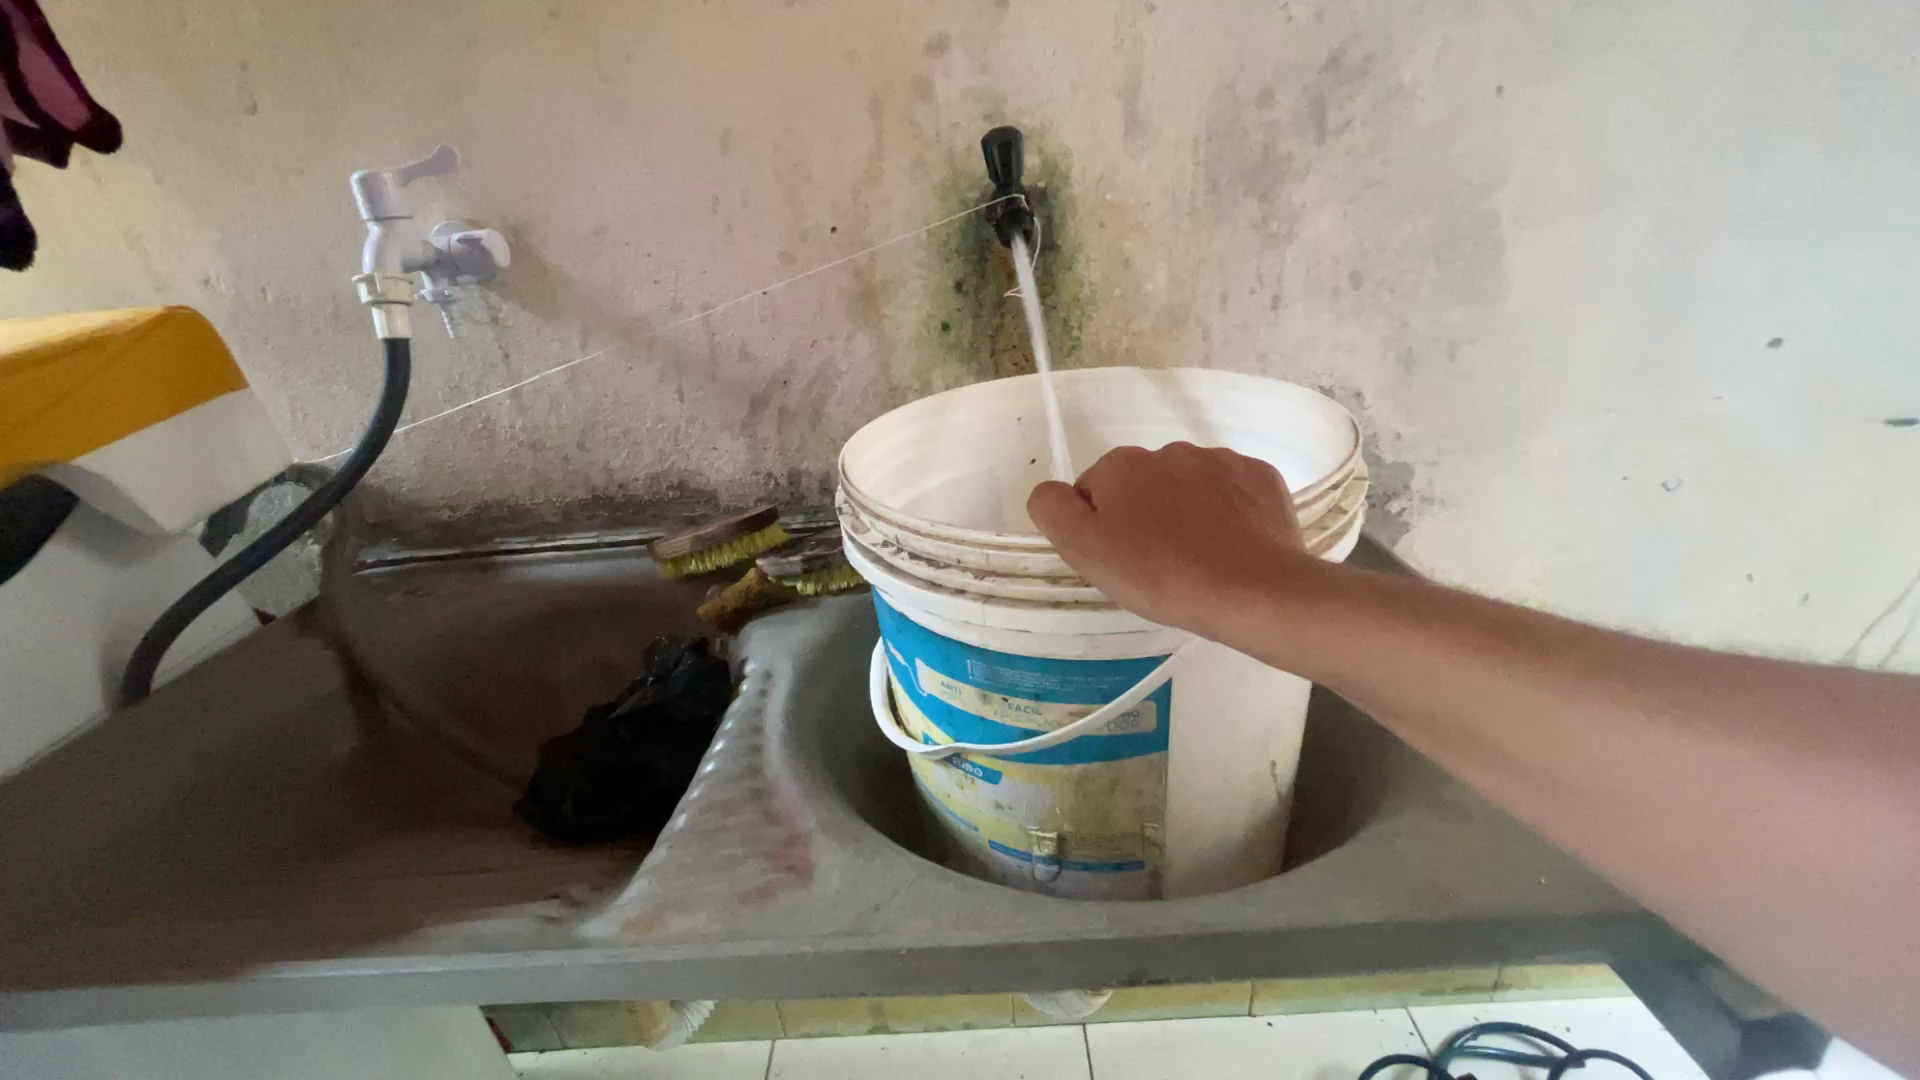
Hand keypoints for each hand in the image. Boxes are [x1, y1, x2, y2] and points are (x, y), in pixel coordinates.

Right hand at [1026, 442, 1319, 637]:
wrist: (1252, 590)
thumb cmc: (1158, 574)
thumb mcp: (1084, 550)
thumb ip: (1052, 509)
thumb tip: (1050, 491)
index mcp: (1120, 466)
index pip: (1092, 493)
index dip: (1099, 528)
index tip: (1118, 559)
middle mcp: (1168, 451)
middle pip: (1140, 486)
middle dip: (1143, 516)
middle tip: (1155, 564)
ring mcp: (1219, 460)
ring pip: (1186, 487)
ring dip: (1184, 512)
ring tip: (1196, 558)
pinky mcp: (1259, 478)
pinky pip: (1230, 492)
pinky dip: (1226, 513)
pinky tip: (1230, 546)